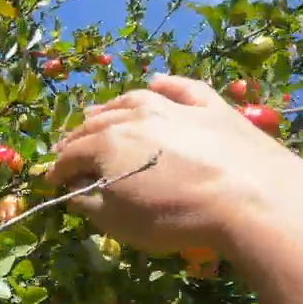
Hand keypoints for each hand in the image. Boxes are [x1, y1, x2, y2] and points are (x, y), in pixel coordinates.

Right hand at [48, 76, 302, 256]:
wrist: (251, 198)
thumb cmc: (172, 214)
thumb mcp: (116, 221)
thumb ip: (87, 202)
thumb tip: (73, 190)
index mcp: (105, 144)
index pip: (70, 156)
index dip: (57, 171)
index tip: (51, 183)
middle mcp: (134, 116)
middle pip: (94, 124)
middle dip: (74, 139)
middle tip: (65, 151)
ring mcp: (175, 107)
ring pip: (131, 99)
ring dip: (108, 108)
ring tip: (95, 115)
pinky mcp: (211, 107)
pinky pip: (181, 88)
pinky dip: (165, 84)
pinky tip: (156, 82)